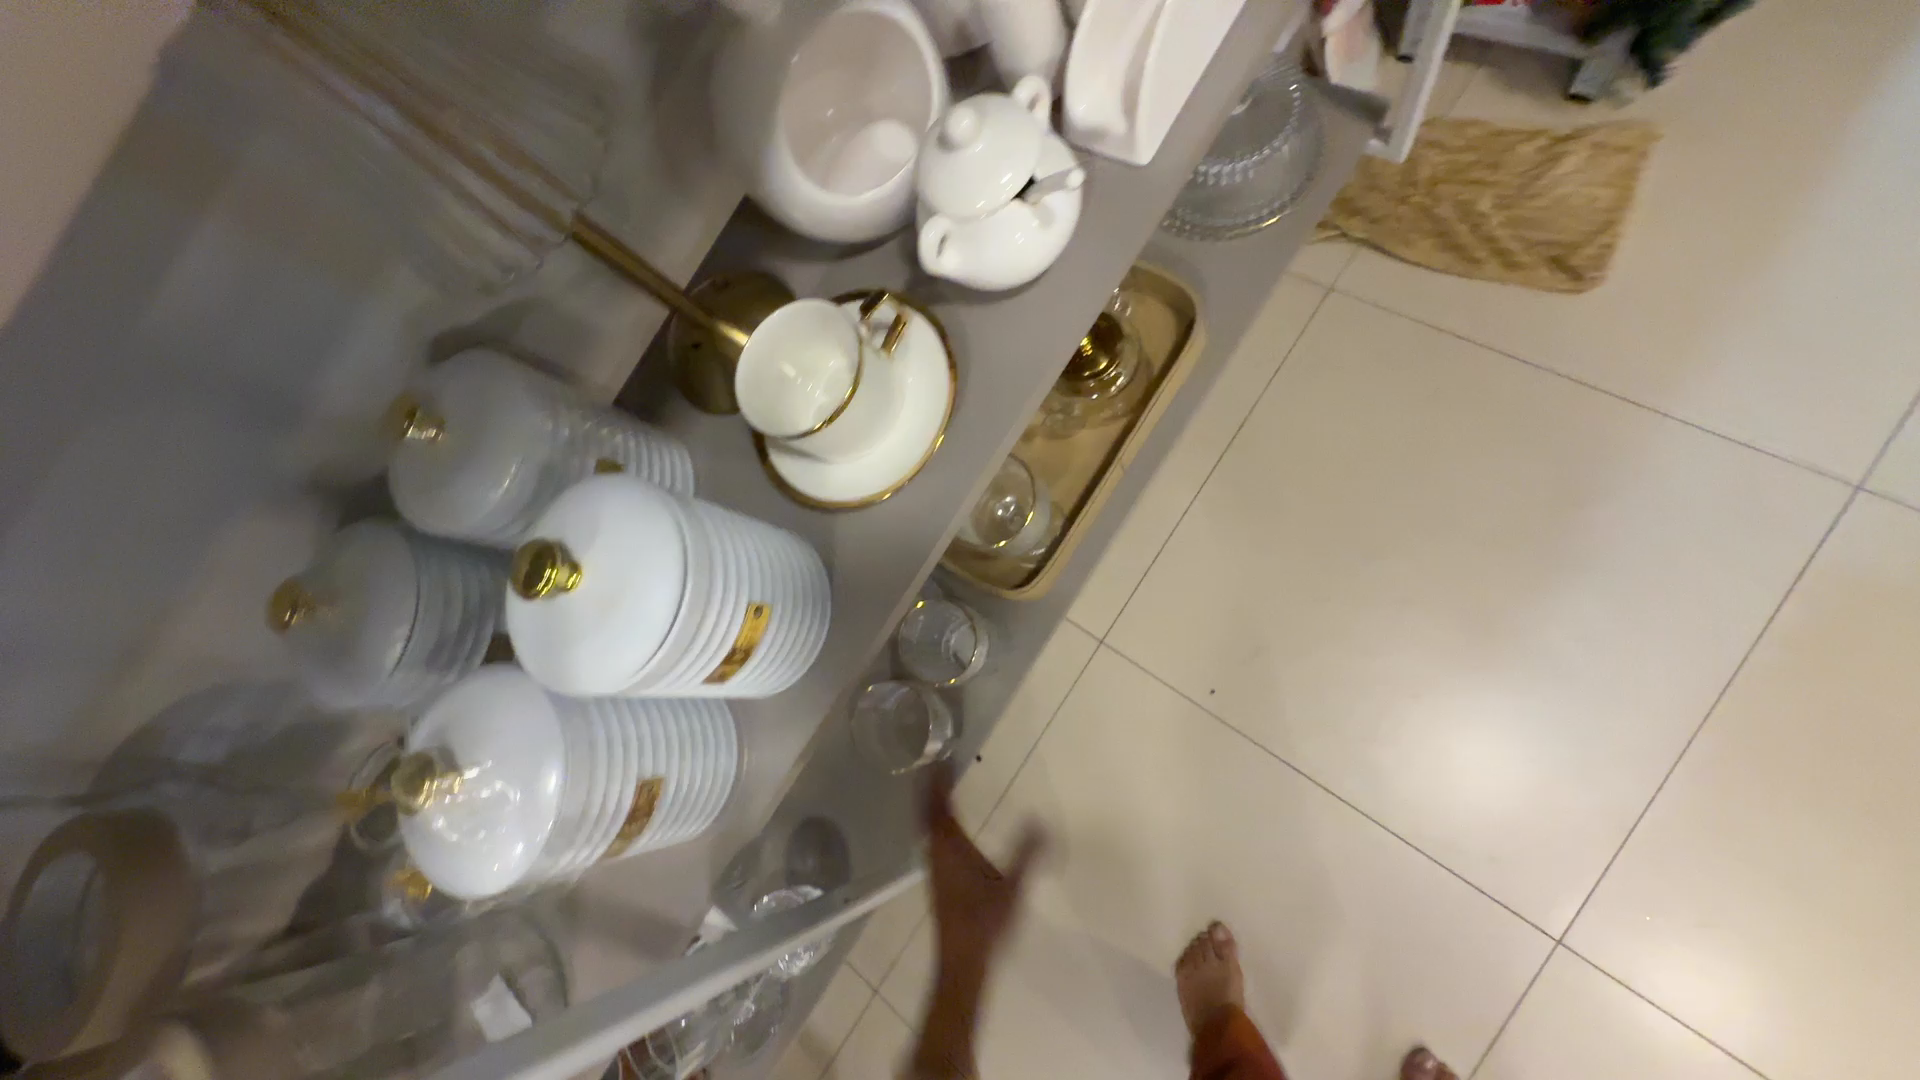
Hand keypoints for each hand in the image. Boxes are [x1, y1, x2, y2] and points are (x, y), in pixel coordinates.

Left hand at [922, 763, 1046, 978]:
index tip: (940, 758)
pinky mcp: (936, 880)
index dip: (938, 781)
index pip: (940, 805)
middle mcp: (936, 852)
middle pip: (927, 812)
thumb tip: (1040, 819)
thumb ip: (1028, 853)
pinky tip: (945, 828)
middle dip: (931, 788)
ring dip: (931, 805)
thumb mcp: (1013, 886)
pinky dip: (934, 823)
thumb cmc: (985, 922)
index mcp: (951, 847)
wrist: (962, 961)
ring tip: (938, 787)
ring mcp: (933, 867)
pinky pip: (930, 839)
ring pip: (927, 827)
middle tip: (936, 765)